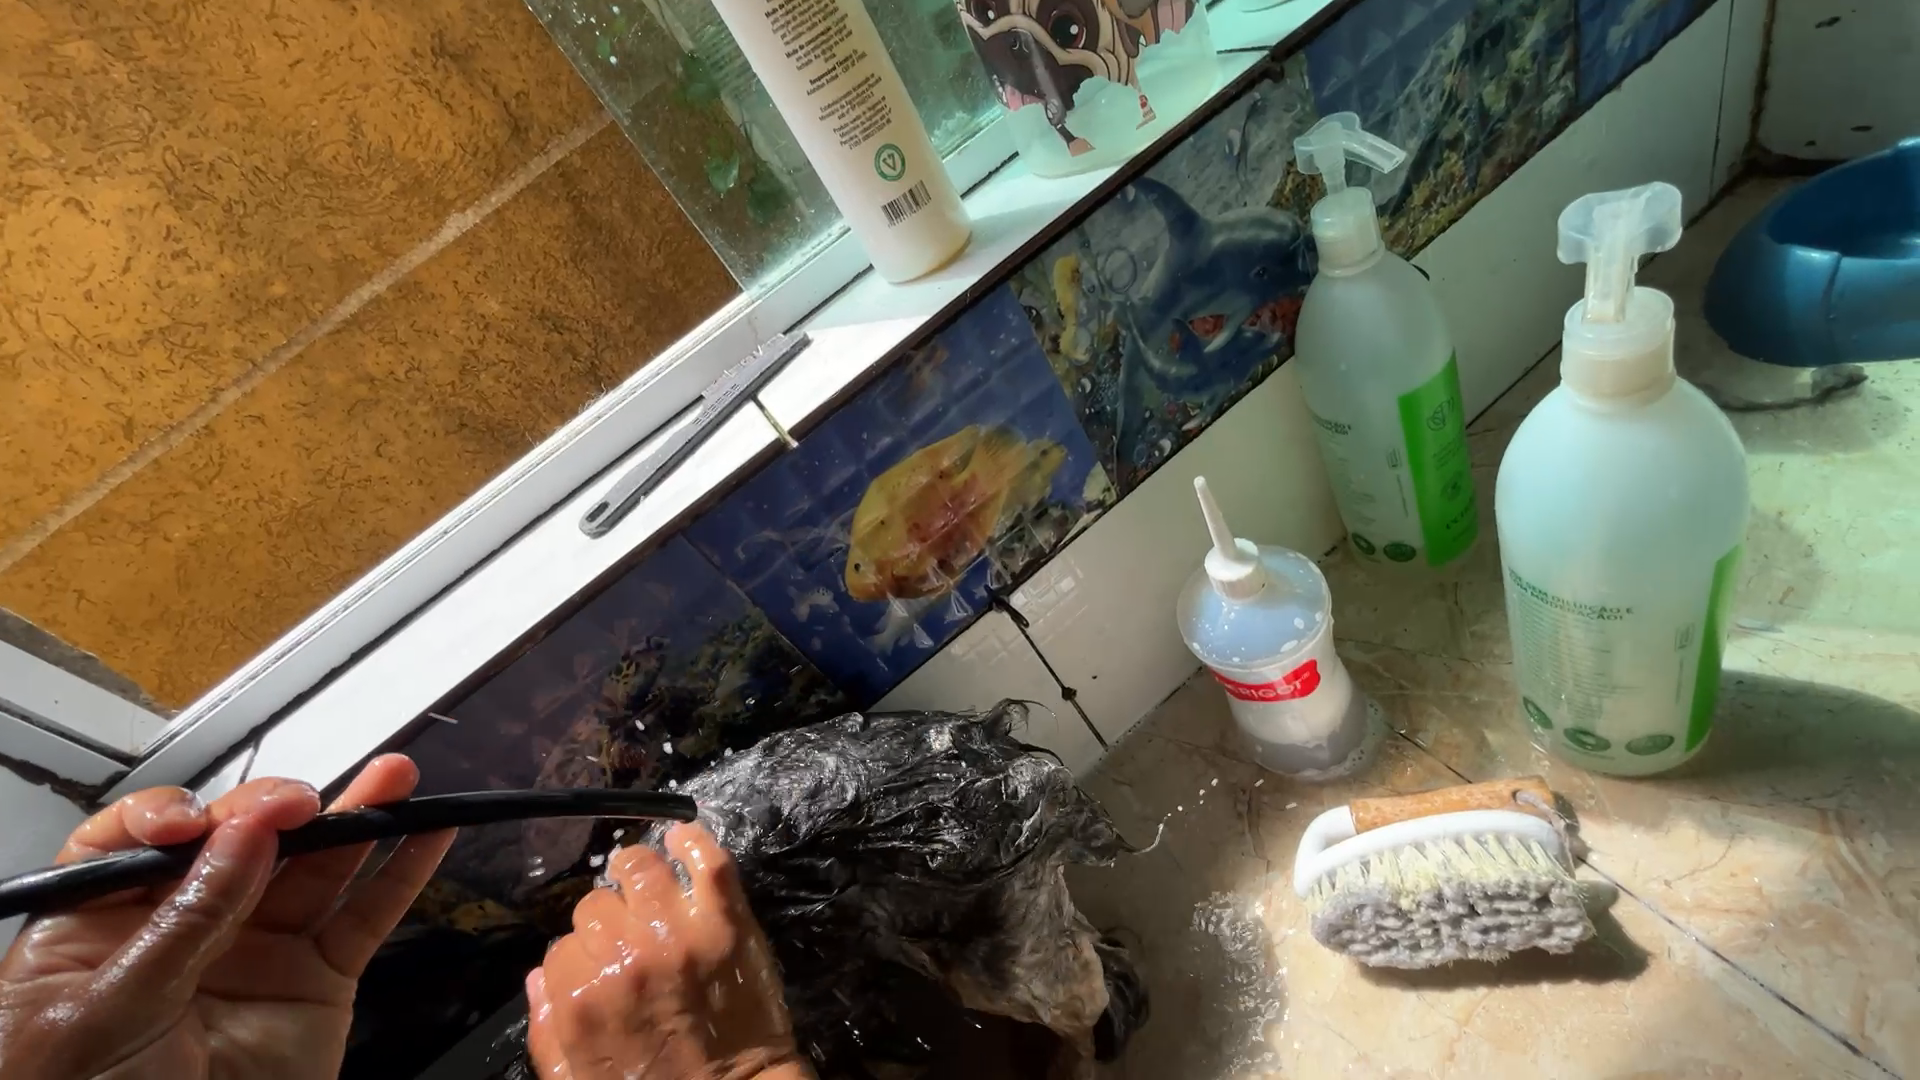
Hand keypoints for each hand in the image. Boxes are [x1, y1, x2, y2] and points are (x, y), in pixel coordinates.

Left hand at [0, 754, 454, 1079]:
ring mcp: (263, 951)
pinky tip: (433, 830)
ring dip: (363, 816)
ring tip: (395, 778)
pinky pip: (372, 912)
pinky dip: (409, 868)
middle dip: (281, 809)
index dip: (169, 816)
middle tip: (305, 802)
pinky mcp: (322, 974)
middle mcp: (187, 931)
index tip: (201, 821)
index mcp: (97, 937)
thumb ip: (182, 923)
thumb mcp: (102, 1021)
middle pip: (245, 845)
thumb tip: (243, 836)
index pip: (133, 847)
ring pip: (321, 866)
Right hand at [527, 823, 811, 1079]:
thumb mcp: (576, 1079)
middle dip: (607, 913)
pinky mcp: (727, 920)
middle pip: (598, 904)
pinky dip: (693, 839)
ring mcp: (680, 932)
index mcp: (583, 1000)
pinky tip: (682, 833)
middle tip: (627, 925)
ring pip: (643, 869)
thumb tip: (538, 974)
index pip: (562, 946)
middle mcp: (626, 957)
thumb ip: (548, 1030)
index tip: (599, 957)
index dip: (580, 951)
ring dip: (637, 865)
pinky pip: (708, 861)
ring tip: (643, 871)